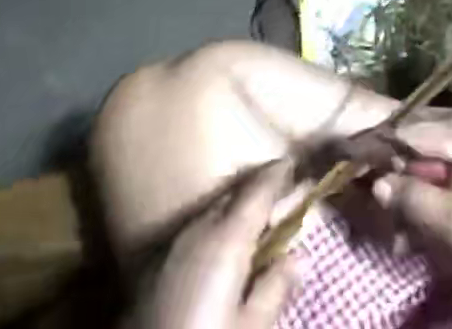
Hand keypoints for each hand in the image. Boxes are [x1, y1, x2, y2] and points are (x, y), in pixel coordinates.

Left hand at [138, 162, 296, 328]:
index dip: (277, 174)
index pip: (257, 191)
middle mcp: (197, 230)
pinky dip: (212, 233)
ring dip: (233, 213)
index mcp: (226, 238)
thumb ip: (275, 288)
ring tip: (253, 225)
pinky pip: (192, 236)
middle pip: (232, 199)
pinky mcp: (153, 269)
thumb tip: (299, 256)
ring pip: (210, 215)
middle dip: (255, 193)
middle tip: (280, 195)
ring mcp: (170, 247)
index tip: (293, 163)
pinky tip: (220, 254)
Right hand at [371, 116, 451, 284]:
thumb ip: (414, 200)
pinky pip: (447, 174)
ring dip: (413, 190)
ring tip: (397, 221)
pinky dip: (432, 195)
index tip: (352, 166)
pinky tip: (425, 221)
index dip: (377, 150)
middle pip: (416, 147)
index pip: (406, 132)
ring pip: (430, 163)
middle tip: (376, 206)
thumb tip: (378, 183)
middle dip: (395, 176)